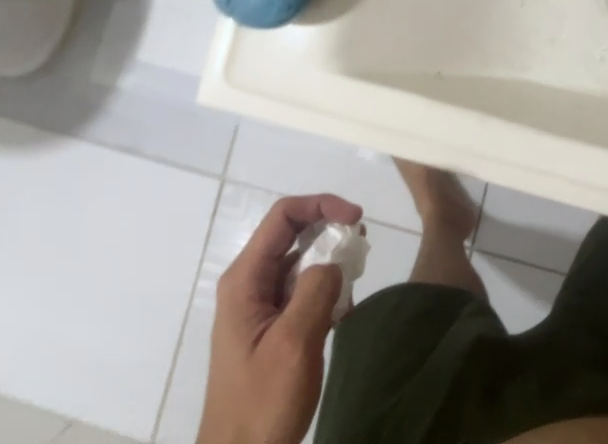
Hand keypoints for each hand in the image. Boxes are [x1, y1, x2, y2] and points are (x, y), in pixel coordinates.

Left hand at [199, 194, 363, 443]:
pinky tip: (343, 310)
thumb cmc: (261, 402)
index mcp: (245, 279)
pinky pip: (303, 291)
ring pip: (301, 262)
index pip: (283, 217)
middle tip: (362, 246)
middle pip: (293, 234)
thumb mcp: (293, 344)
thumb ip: (315, 291)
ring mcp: (261, 306)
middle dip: (330, 231)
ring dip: (331, 262)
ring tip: (356, 278)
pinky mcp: (273, 327)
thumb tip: (334, 261)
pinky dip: (327, 290)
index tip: (357, 218)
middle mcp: (250, 284)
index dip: (321, 205)